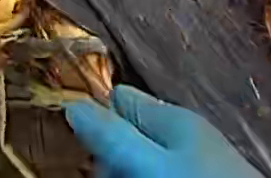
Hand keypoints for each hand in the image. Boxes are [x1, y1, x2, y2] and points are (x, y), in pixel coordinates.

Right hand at [66, 85, 262, 177]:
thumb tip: (70, 104)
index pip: (118, 100)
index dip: (98, 123)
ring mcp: (200, 167)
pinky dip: (150, 175)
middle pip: (130, 135)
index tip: (84, 154)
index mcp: (172, 118)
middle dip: (111, 158)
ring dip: (130, 170)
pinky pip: (168, 171)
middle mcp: (185, 138)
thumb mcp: (155, 167)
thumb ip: (114, 137)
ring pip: (148, 162)